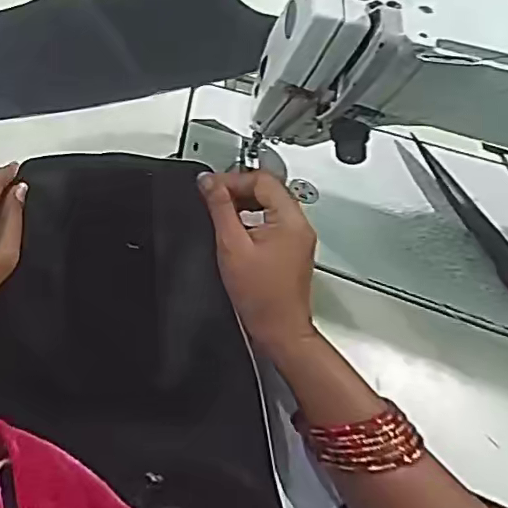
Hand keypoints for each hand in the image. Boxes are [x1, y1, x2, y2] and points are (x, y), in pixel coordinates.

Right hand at [199, 169, 319, 352]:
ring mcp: (297, 237)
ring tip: (220, 211)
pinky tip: (233, 228)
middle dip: (236, 188)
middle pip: (267, 188)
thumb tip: (208, 182)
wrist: (278, 327)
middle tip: (212, 196)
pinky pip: (270, 219)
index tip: (210, 187)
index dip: (232, 179)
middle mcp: (299, 226)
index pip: (262, 180)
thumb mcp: (231, 244)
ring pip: (268, 203)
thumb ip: (219, 207)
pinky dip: (250, 216)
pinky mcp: (290, 248)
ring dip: (242, 202)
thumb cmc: (261, 295)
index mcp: (290, 221)